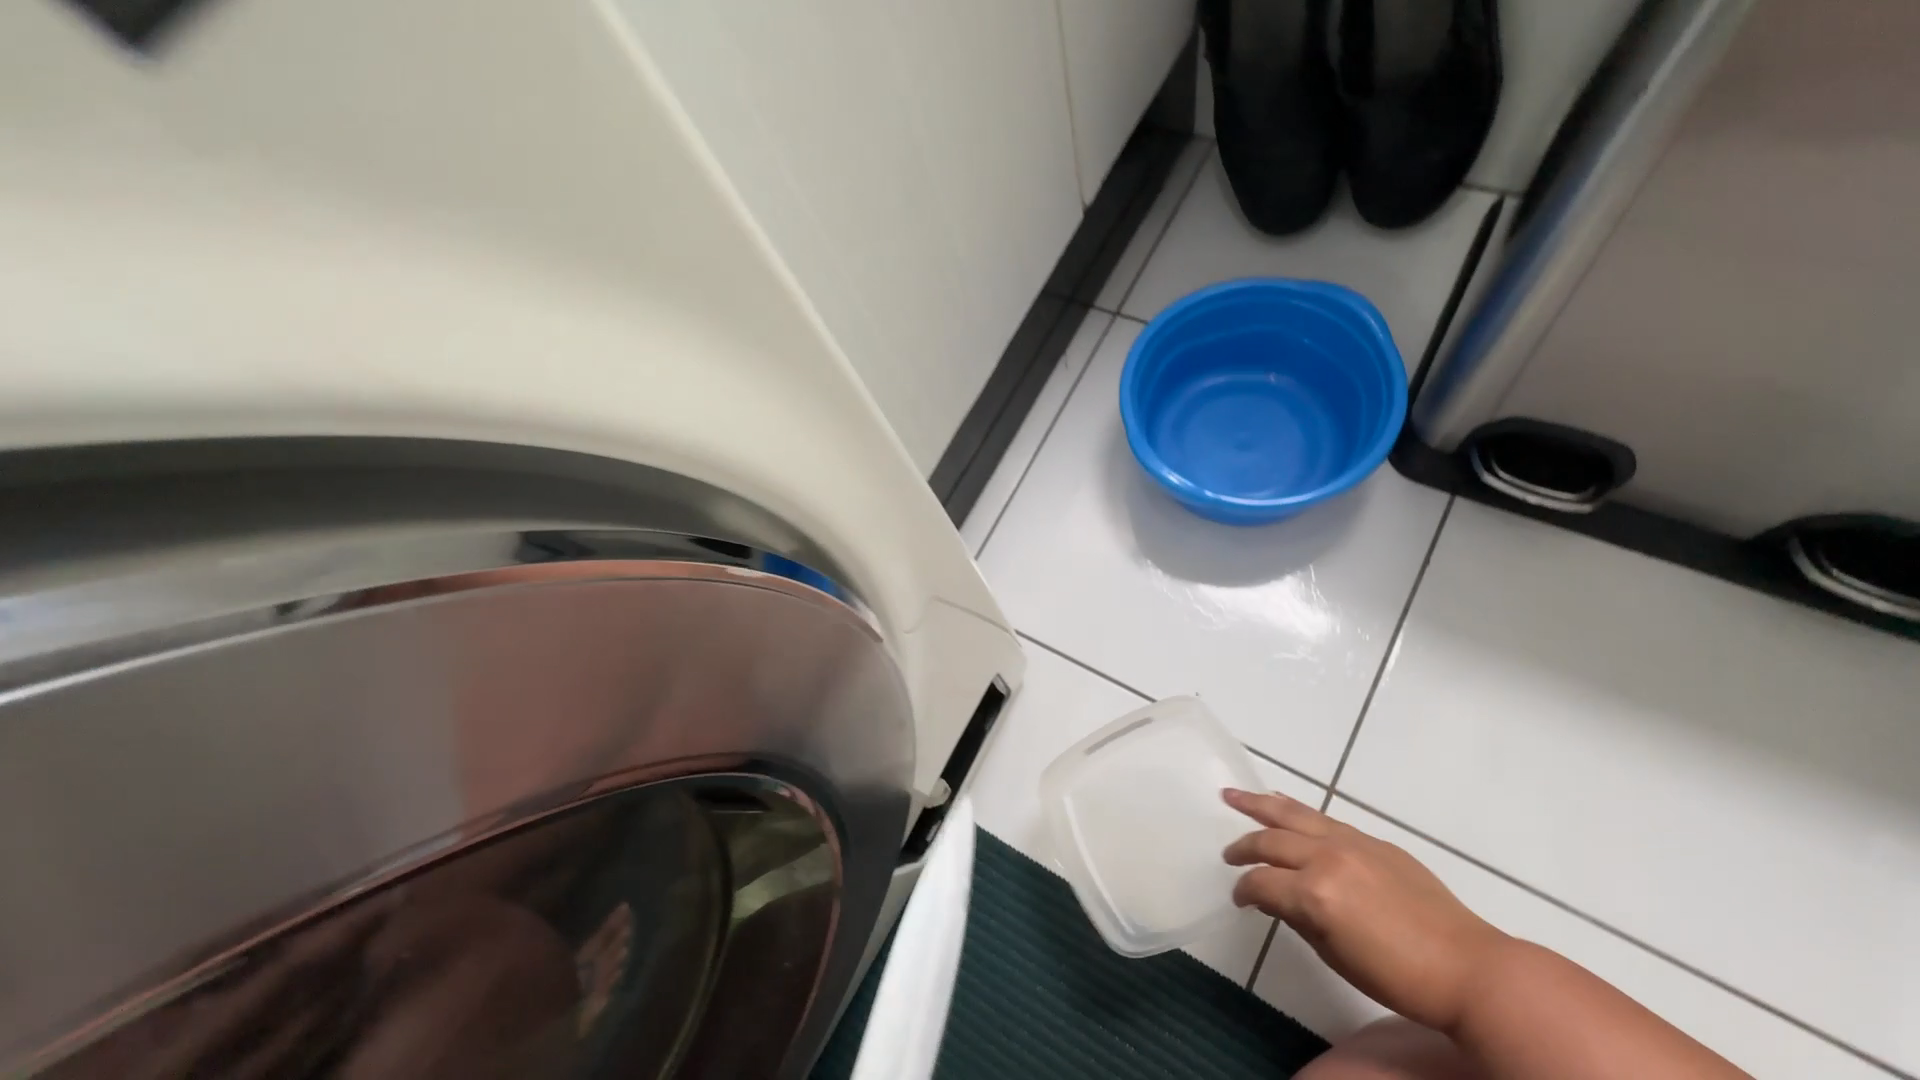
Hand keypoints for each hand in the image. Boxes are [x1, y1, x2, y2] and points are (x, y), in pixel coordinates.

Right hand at [1222, 788, 1509, 1032]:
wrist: (1466, 966)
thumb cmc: (1396, 976)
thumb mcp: (1334, 954)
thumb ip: (1298, 918)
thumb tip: (1273, 898)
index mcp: (1314, 893)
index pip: (1261, 883)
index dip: (1243, 891)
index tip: (1239, 900)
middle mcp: (1327, 857)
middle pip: (1271, 841)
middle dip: (1244, 847)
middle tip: (1227, 853)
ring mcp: (1352, 842)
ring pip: (1294, 814)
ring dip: (1260, 805)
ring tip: (1233, 796)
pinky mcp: (1374, 841)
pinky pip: (1324, 818)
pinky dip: (1297, 811)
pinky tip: (1284, 807)